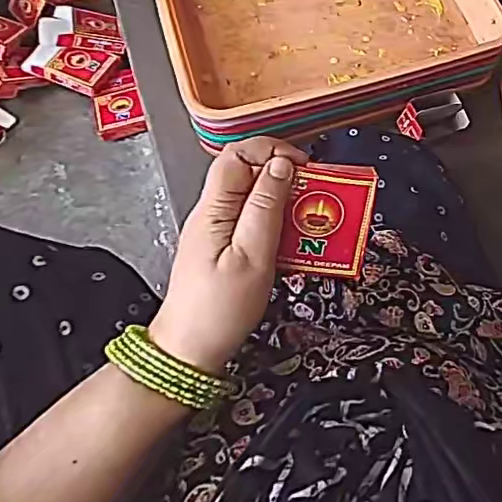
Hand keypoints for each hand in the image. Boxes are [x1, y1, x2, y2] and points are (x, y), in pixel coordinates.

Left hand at [149, 136, 308, 372]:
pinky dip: (277, 222)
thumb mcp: (253, 256)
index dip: (272, 150)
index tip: (303, 166)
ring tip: (307, 219)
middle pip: (249, 171)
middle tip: (312, 194)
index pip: (239, 153)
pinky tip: (292, 240)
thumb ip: (266, 206)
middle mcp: (212, 212)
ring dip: (284, 201)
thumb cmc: (218, 310)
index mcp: (214, 209)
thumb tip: (281, 165)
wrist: (189, 352)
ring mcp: (216, 228)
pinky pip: (253, 218)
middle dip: (285, 176)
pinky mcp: (224, 244)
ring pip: (254, 195)